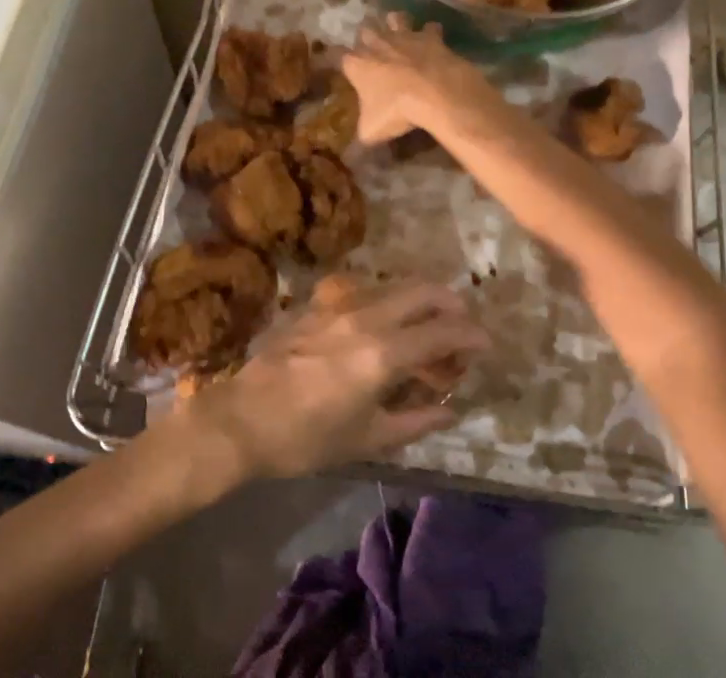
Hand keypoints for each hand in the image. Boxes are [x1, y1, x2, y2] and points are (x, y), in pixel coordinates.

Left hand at [182, 279, 487, 479]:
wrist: (239, 421)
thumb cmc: (305, 439)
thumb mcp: (367, 439)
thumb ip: (416, 421)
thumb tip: (449, 410)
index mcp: (383, 353)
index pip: (444, 330)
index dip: (472, 335)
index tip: (486, 345)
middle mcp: (365, 317)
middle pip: (423, 290)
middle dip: (452, 304)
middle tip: (459, 329)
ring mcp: (336, 306)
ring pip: (392, 286)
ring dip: (418, 302)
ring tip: (421, 333)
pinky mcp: (314, 306)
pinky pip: (362, 292)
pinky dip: (385, 304)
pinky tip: (378, 330)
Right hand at [341, 13, 502, 144]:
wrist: (435, 94)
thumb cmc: (396, 111)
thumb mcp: (371, 132)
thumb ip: (359, 140)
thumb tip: (350, 157)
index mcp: (358, 65)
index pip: (336, 55)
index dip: (333, 59)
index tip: (336, 65)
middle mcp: (378, 44)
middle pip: (365, 30)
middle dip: (366, 38)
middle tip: (371, 51)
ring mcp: (406, 37)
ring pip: (395, 18)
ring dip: (395, 24)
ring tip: (399, 34)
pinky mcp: (432, 38)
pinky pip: (430, 28)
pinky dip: (431, 34)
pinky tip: (434, 42)